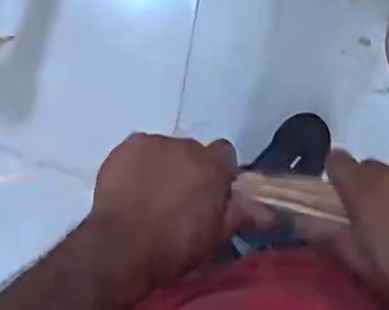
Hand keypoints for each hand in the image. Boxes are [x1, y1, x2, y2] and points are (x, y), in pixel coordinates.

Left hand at [87, 133, 253, 285]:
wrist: (121, 245)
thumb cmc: (173, 246)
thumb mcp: (212, 237)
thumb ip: (239, 215)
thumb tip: (267, 210)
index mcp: (211, 165)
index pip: (225, 153)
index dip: (220, 172)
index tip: (212, 192)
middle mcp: (185, 145)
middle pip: (193, 151)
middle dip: (189, 170)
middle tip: (180, 199)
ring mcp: (154, 141)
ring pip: (166, 150)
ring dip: (164, 166)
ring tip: (152, 195)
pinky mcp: (128, 143)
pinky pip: (140, 149)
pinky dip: (139, 163)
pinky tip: (133, 186)